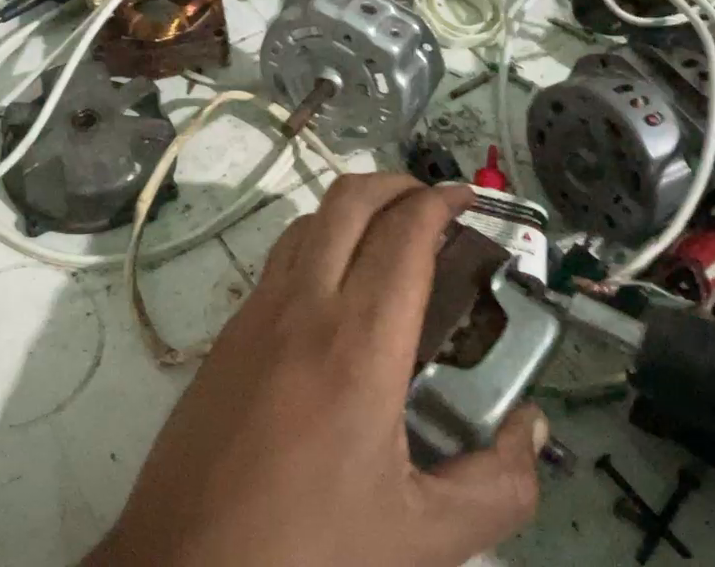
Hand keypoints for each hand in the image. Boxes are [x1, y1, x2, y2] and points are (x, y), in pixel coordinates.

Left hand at [84, 174, 547, 566]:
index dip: (440, 202)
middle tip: (433, 205)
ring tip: (389, 238)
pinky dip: (316, 245)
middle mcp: (302, 309)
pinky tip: (335, 293)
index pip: (403, 235)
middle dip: (397, 185)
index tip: (468, 200)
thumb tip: (529, 430)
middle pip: (348, 202)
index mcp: (358, 344)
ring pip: (307, 224)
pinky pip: (278, 263)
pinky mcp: (226, 336)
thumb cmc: (306, 549)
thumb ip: (496, 485)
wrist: (184, 565)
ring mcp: (255, 316)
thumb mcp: (422, 537)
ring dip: (352, 210)